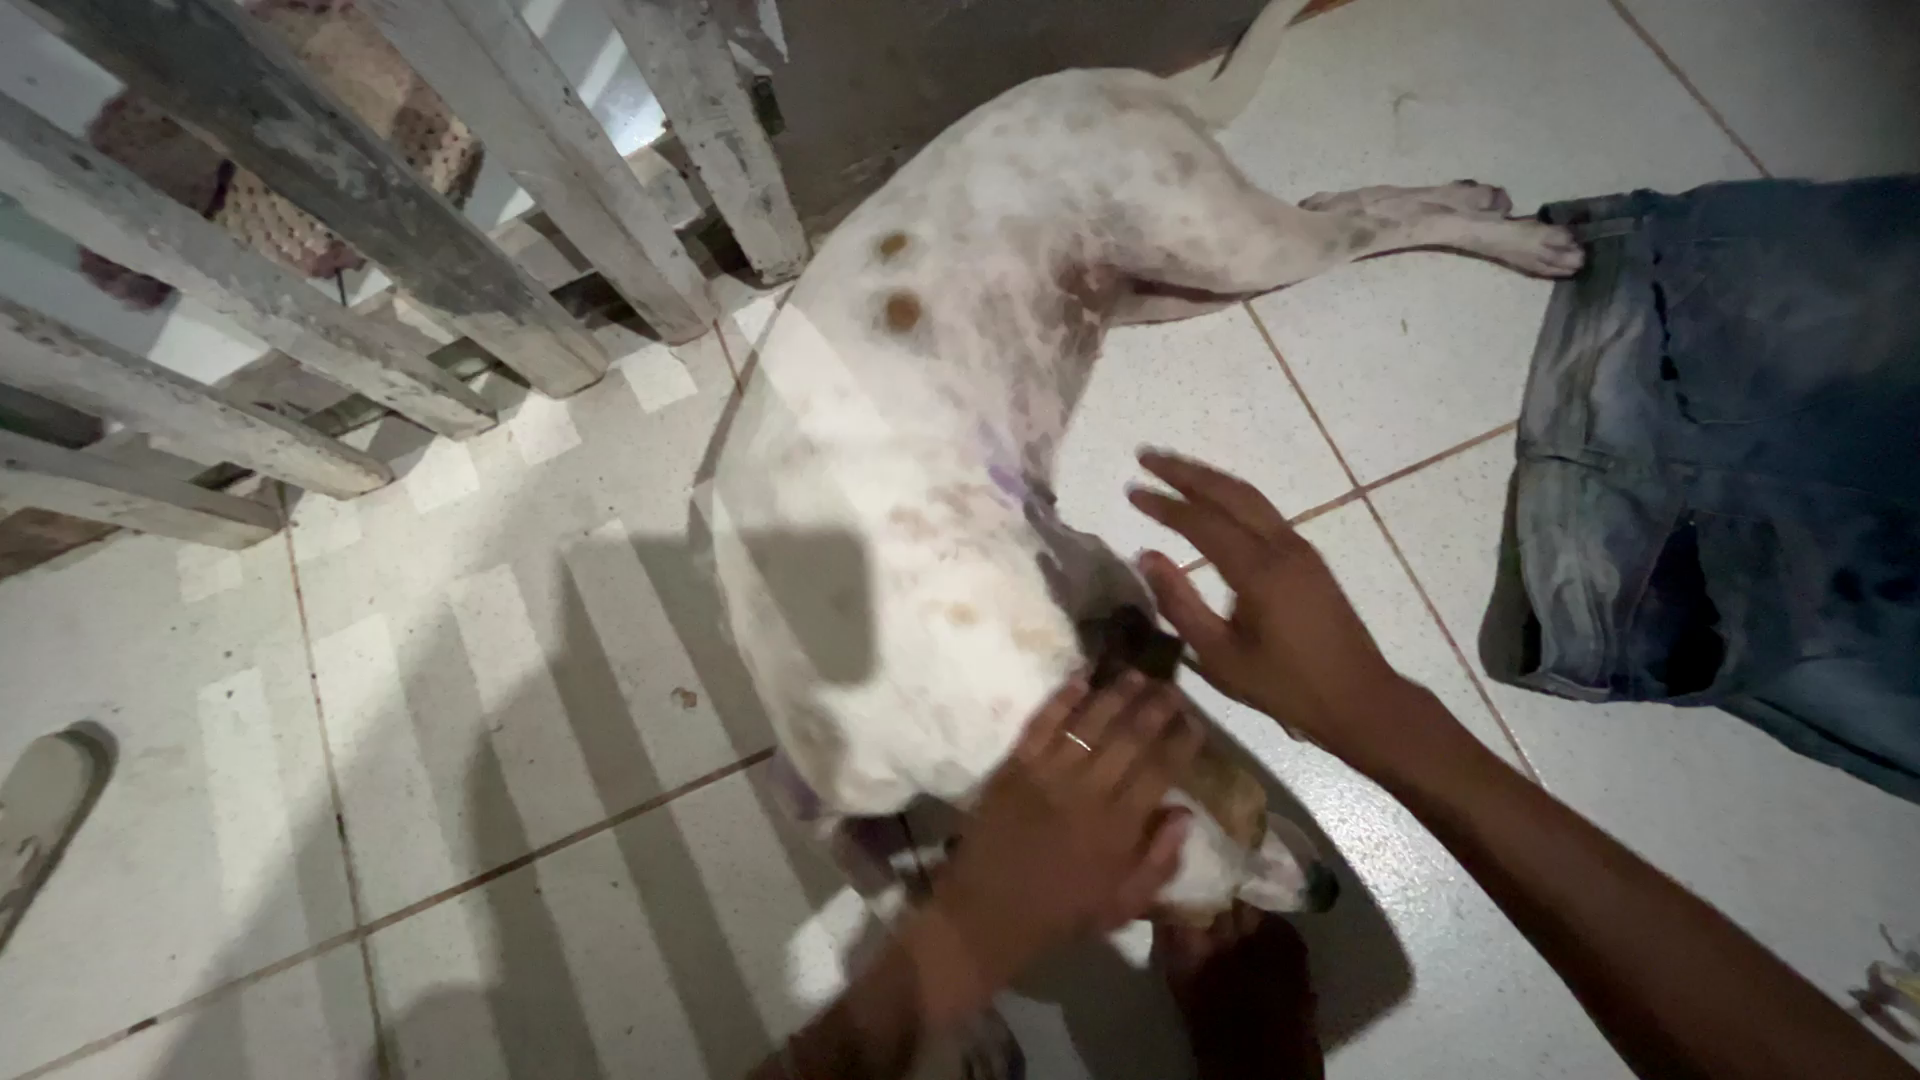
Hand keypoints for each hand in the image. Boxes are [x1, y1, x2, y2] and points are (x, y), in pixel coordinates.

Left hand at [918, 674, 1201, 1015]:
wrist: (988, 911)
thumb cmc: (1061, 911)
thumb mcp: (1123, 904)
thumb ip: (1160, 860)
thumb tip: (1185, 812)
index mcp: (1119, 827)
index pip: (1160, 770)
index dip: (1181, 742)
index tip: (1195, 722)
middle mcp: (1088, 792)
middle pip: (1130, 737)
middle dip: (1156, 708)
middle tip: (1171, 688)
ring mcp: (1048, 773)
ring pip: (1090, 722)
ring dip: (1116, 694)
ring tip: (1137, 674)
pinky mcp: (1015, 765)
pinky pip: (1042, 723)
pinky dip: (1062, 698)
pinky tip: (1081, 677)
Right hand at [1127, 451, 1429, 770]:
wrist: (1360, 700)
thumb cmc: (1285, 686)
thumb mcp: (1219, 656)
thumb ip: (1179, 604)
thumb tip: (1147, 556)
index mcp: (1259, 571)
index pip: (1202, 522)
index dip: (1164, 503)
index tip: (1131, 490)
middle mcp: (1282, 547)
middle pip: (1229, 493)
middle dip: (1186, 471)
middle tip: (1147, 457)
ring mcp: (1300, 549)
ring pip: (1250, 497)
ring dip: (1209, 479)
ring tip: (1173, 469)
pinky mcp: (1308, 559)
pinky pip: (1263, 512)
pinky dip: (1230, 496)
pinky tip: (1213, 501)